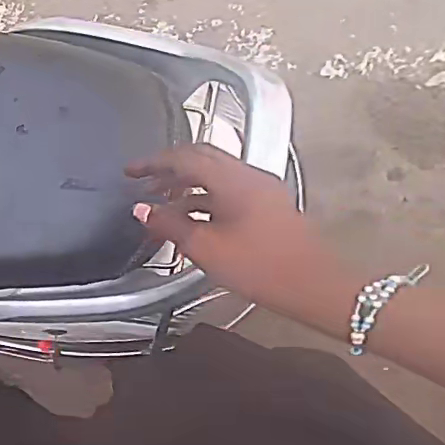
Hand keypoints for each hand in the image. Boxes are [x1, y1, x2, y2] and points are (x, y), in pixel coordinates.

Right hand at [126, 144, 350, 326]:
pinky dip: (202, 198)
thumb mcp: (205, 247)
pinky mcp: (266, 207)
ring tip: (160, 202)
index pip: (185, 157)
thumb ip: (169, 224)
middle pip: (202, 159)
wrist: (313, 286)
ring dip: (185, 184)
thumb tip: (141, 209)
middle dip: (169, 167)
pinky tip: (188, 218)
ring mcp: (261, 191)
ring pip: (215, 175)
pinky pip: (226, 191)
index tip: (131, 171)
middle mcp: (248, 177)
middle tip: (143, 180)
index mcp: (233, 181)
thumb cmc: (260, 266)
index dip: (153, 162)